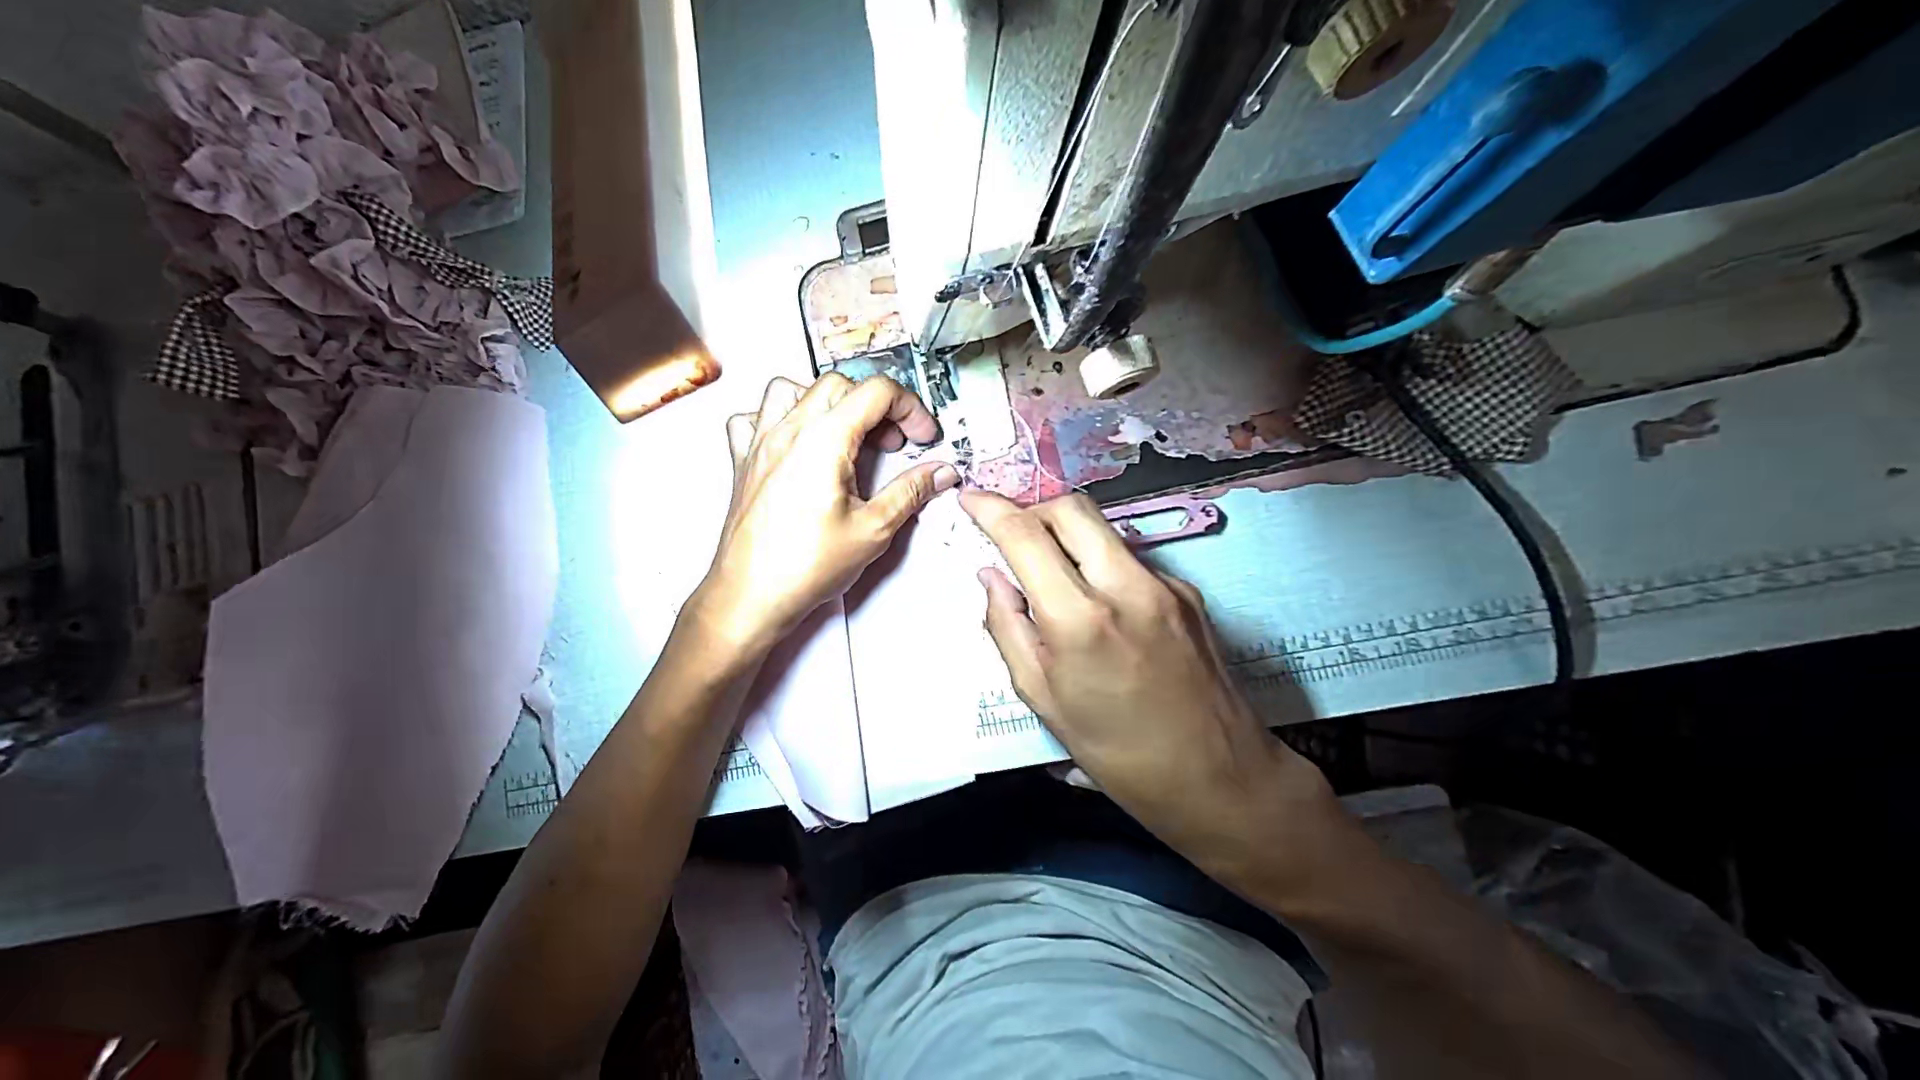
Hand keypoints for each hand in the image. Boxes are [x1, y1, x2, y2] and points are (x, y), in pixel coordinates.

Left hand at [688, 374, 958, 660]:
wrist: (750, 596)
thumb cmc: (802, 568)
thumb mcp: (873, 530)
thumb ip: (910, 492)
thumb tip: (938, 472)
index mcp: (823, 441)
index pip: (875, 392)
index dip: (910, 409)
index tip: (921, 436)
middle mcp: (788, 432)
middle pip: (840, 385)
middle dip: (876, 406)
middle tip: (894, 443)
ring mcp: (760, 444)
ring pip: (793, 389)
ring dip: (828, 403)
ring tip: (847, 434)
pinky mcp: (745, 462)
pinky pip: (755, 417)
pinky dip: (780, 419)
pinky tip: (798, 444)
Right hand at [961, 490, 1345, 893]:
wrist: (1219, 777)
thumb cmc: (1117, 752)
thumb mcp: (1043, 699)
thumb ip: (1007, 628)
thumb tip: (990, 576)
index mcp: (1080, 620)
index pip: (1025, 536)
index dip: (990, 509)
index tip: (969, 498)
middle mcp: (1126, 587)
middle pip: (1072, 508)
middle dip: (1034, 509)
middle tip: (1013, 537)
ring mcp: (1165, 585)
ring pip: (1104, 530)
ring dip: (1069, 537)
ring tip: (1054, 576)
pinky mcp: (1188, 593)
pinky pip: (1131, 559)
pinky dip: (1102, 566)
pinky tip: (1102, 608)